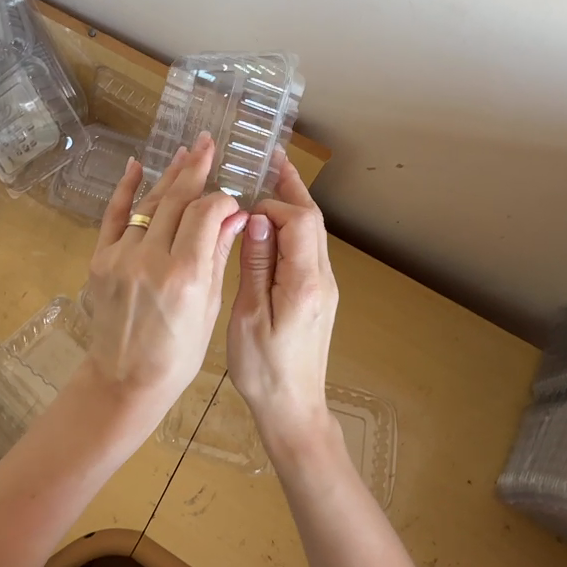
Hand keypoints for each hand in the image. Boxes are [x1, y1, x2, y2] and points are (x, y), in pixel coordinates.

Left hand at [81, 132, 247, 417]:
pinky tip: (138, 165)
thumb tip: (234, 214)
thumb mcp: (210, 308)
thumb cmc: (178, 353)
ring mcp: (121, 257)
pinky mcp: (100, 260)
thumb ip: (218, 256)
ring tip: (184, 152)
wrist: (125, 379)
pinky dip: (126, 190)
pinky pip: (113, 216)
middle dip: (195, 169)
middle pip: (177, 201)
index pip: (206, 214)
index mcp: (186, 276)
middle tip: (207, 143)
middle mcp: (151, 260)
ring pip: (149, 205)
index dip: (221, 199)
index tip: (231, 199)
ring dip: (167, 176)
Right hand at [227, 151, 340, 451]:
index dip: (274, 203)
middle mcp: (322, 279)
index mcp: (305, 283)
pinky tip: (270, 223)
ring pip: (312, 233)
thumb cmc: (264, 370)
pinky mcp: (317, 296)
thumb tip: (258, 219)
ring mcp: (323, 288)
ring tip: (269, 178)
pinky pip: (306, 249)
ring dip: (293, 203)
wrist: (294, 410)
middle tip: (269, 156)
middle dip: (292, 186)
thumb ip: (256, 266)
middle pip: (313, 220)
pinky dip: (291, 226)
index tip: (243, 206)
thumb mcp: (249, 317)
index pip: (299, 221)